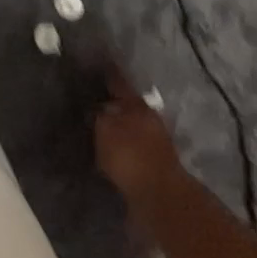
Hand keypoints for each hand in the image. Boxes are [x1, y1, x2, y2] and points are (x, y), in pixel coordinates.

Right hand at [93, 70, 186, 199]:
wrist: (159, 194)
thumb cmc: (129, 157)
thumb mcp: (105, 131)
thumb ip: (99, 117)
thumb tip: (97, 108)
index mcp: (137, 106)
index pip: (120, 83)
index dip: (110, 73)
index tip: (102, 63)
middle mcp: (150, 118)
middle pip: (129, 105)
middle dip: (115, 102)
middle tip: (96, 99)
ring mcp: (156, 140)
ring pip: (134, 124)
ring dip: (121, 124)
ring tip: (102, 126)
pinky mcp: (157, 160)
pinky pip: (136, 144)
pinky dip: (125, 143)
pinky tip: (114, 149)